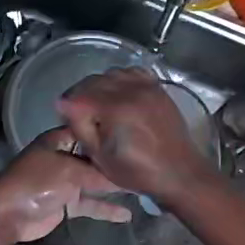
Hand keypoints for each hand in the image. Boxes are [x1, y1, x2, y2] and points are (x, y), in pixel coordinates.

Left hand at [0, 129, 131, 244]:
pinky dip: (104, 208)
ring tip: (142, 187)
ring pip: (94, 182)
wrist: (9, 214)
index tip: (135, 135)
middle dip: (115, 162)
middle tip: (145, 164)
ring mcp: (63, 180)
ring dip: (113, 186)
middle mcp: (62, 156)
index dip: (108, 133)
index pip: (88, 131)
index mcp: (57, 140)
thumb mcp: (70, 171)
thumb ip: (98, 173)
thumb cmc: (37, 182)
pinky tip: (126, 214)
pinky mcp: (65, 202)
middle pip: (93, 157)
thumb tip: (126, 177)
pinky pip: (89, 203)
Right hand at [55, 68, 215, 201]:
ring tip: (98, 105)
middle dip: (79, 95)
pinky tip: (118, 95)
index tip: (64, 118)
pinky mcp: (156, 88)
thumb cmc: (137, 172)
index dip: (66, 107)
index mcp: (114, 109)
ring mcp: (145, 87)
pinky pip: (131, 73)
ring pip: (110, 74)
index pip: (77, 96)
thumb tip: (65, 105)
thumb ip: (80, 127)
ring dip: (98, 86)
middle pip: (91, 82)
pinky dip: (120, 80)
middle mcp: (129, 91)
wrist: (179, 172)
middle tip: (78, 113)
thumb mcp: (100, 157)